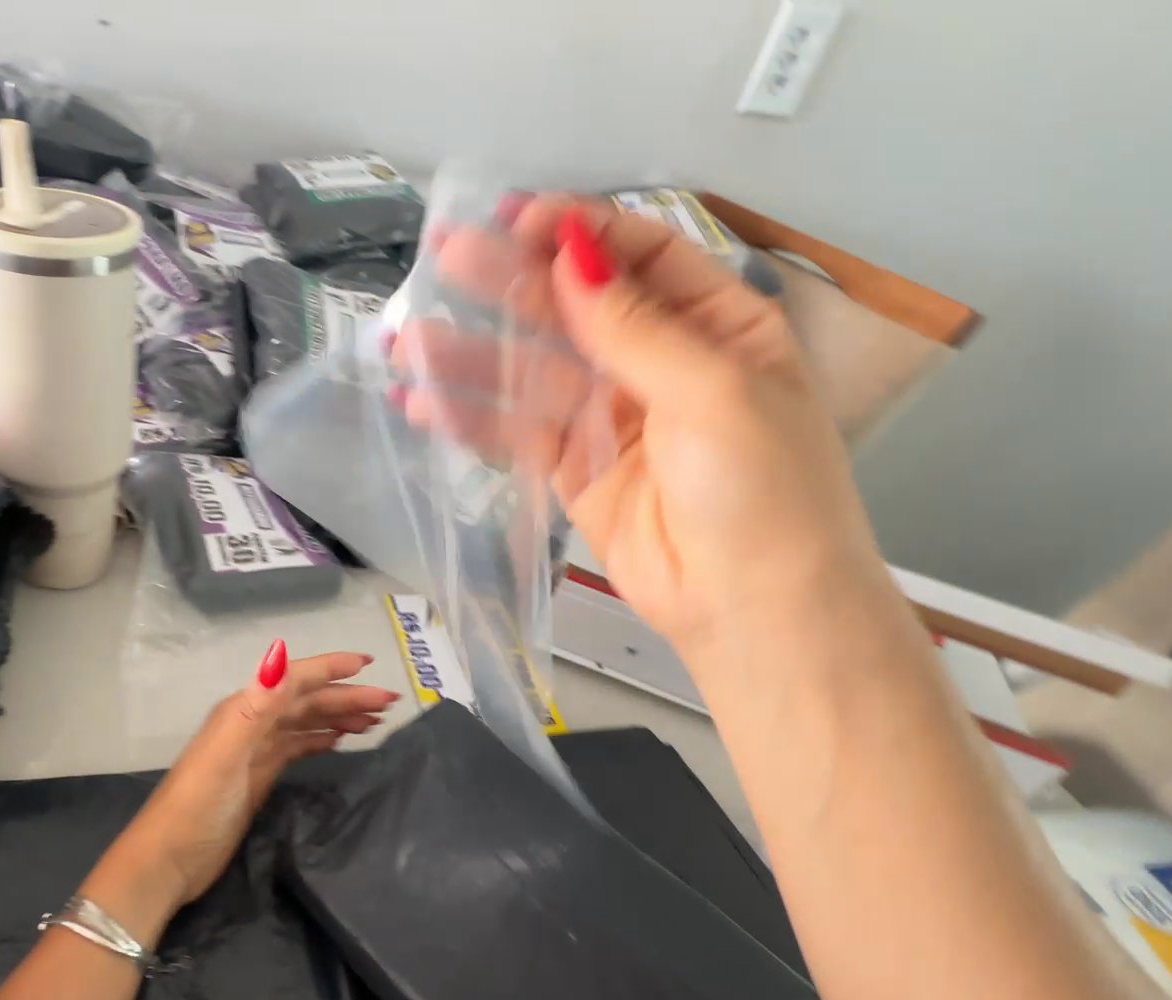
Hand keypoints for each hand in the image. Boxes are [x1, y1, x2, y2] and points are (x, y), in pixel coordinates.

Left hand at [119, 642, 395, 904]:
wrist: (168, 859)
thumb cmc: (196, 806)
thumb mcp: (225, 755)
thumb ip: (254, 709)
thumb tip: (280, 660)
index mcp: (243, 710)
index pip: (293, 679)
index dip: (329, 668)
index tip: (369, 664)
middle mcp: (250, 723)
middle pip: (305, 700)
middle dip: (346, 696)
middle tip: (389, 703)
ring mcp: (255, 750)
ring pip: (304, 721)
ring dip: (338, 716)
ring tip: (376, 721)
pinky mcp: (259, 776)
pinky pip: (296, 746)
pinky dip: (320, 738)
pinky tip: (341, 739)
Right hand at [399, 195, 888, 651]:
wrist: (752, 609)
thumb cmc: (764, 491)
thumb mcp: (712, 391)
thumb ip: (633, 325)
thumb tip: (571, 255)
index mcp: (715, 327)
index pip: (640, 258)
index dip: (579, 232)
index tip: (519, 217)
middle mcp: (656, 363)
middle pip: (571, 308)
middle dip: (510, 280)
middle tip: (446, 254)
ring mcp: (607, 418)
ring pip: (529, 371)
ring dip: (469, 354)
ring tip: (407, 338)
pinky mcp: (570, 468)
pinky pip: (513, 433)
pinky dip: (467, 419)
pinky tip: (420, 400)